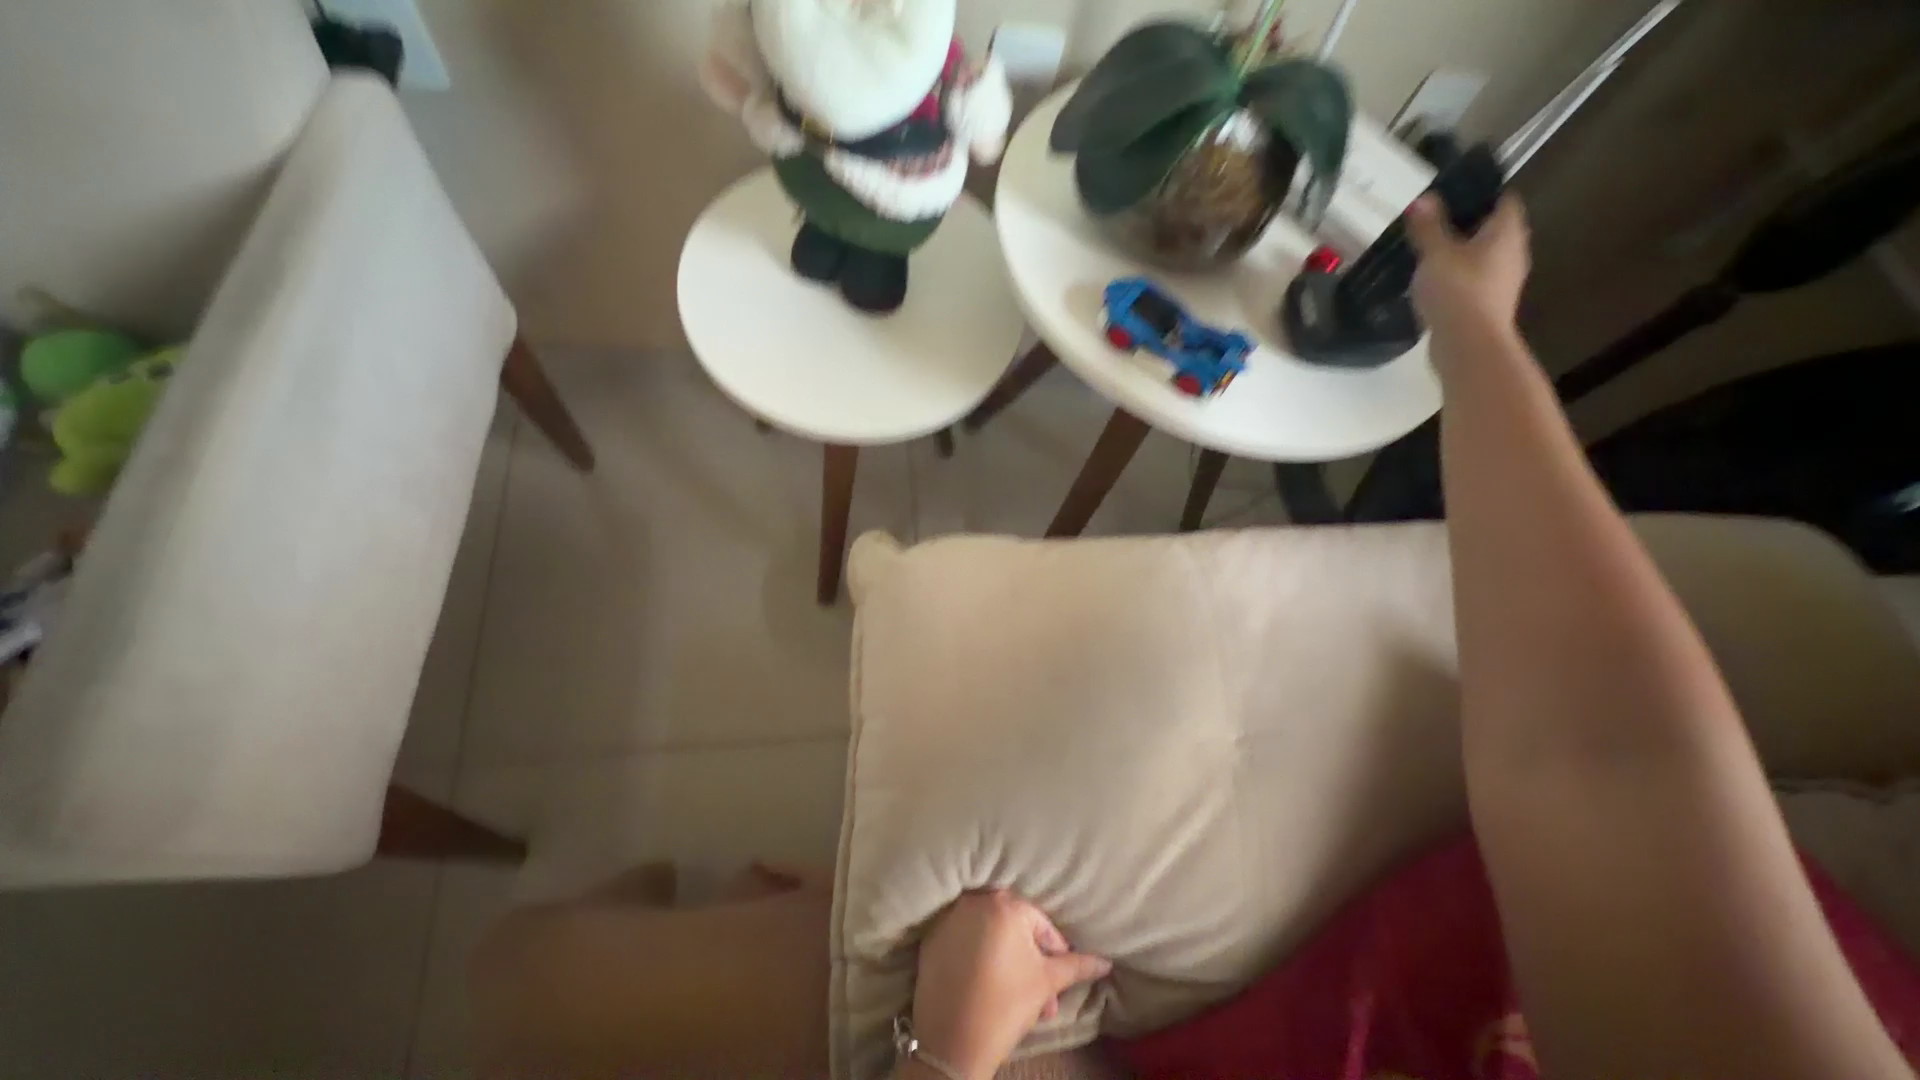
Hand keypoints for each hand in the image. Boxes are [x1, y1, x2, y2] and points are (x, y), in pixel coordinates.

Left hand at [910, 890, 1112, 1079]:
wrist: (953, 1044)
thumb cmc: (1006, 1006)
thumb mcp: (1047, 983)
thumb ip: (1077, 965)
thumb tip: (1105, 961)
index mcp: (1004, 905)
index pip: (1040, 922)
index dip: (1053, 950)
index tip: (1056, 976)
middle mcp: (973, 903)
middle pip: (1011, 926)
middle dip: (1028, 957)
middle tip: (1039, 991)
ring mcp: (947, 920)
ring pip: (987, 934)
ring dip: (1005, 958)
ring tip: (1017, 994)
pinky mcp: (929, 940)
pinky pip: (962, 940)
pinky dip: (976, 955)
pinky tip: (986, 983)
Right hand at [1405, 192, 1531, 342]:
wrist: (1468, 345)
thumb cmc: (1457, 290)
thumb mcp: (1436, 253)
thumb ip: (1429, 226)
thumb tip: (1423, 199)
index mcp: (1506, 231)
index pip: (1503, 199)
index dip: (1481, 192)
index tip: (1453, 193)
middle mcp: (1513, 252)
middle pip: (1493, 228)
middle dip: (1467, 223)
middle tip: (1434, 221)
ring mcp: (1503, 281)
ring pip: (1483, 256)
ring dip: (1461, 252)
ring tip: (1429, 251)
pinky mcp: (1488, 304)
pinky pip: (1474, 280)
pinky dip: (1457, 276)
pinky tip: (1434, 280)